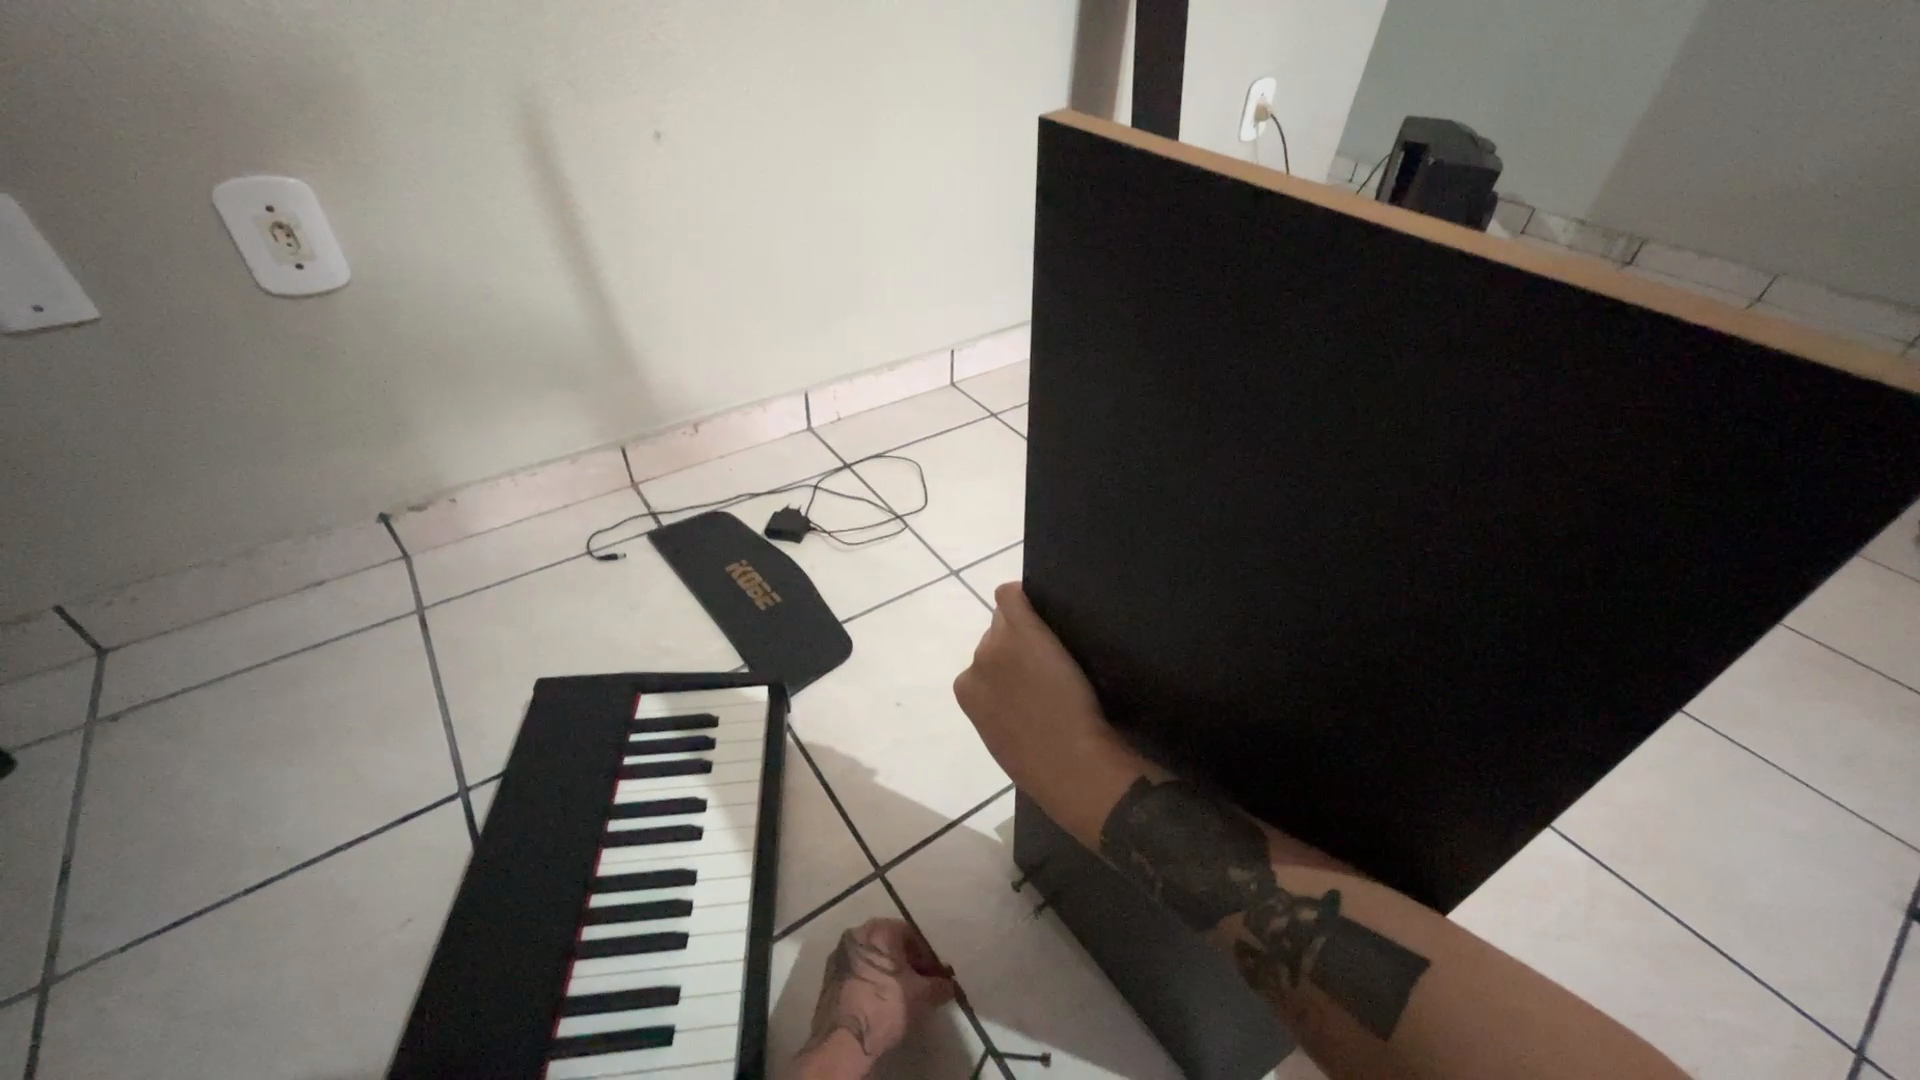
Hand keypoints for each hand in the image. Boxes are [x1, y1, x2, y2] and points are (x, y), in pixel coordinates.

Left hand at [799, 919, 955, 1072]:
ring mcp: (839, 954)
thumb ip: (939, 985)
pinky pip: (858, 970)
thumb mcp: (921, 995)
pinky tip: (880, 999)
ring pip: (872, 957)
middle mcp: (857, 934)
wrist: (843, 1039)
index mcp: (879, 930)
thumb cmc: (885, 1006)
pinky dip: (871, 979)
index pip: (911, 934)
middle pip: (890, 943)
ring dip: (889, 970)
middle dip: (908, 962)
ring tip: (902, 993)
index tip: (935, 974)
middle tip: (921, 982)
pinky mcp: (828, 976)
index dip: (927, 956)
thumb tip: (949, 985)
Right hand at [953, 584, 1142, 830]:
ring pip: (1008, 619)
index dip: (1006, 662)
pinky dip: (1022, 595)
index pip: (983, 659)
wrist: (1069, 763)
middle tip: (1046, 663)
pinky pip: (1011, 596)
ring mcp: (996, 645)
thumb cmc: (1042, 761)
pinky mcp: (1021, 630)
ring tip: (1056, 652)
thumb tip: (1012, 688)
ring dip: (1028, 629)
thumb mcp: (1003, 736)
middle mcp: (976, 663)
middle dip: (1015, 644)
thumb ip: (998, 706)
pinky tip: (1044, 600)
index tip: (1027, 673)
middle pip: (995, 636)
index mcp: (966, 691)